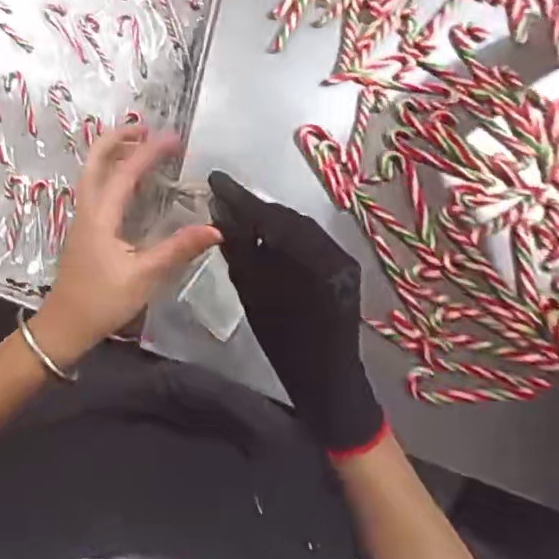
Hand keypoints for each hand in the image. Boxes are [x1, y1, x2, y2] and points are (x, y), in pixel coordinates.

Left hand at [31, 126, 221, 365]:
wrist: (66, 323)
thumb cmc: (102, 300)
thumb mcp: (144, 277)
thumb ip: (177, 250)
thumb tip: (215, 229)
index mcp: (100, 216)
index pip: (125, 173)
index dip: (149, 152)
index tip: (174, 139)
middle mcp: (87, 209)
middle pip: (95, 161)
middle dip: (118, 139)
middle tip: (146, 130)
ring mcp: (82, 218)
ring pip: (92, 173)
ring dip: (112, 153)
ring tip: (139, 145)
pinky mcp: (84, 229)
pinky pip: (95, 188)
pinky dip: (111, 172)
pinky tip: (129, 182)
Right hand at [207, 171, 384, 454]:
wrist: (326, 379)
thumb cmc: (284, 342)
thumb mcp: (253, 293)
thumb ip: (239, 249)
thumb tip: (220, 213)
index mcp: (313, 259)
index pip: (270, 216)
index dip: (240, 197)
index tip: (214, 179)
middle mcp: (334, 251)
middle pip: (287, 217)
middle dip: (254, 206)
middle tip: (222, 197)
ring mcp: (344, 258)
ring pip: (298, 226)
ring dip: (269, 218)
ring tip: (239, 213)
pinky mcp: (344, 266)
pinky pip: (309, 238)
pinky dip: (284, 232)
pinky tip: (265, 235)